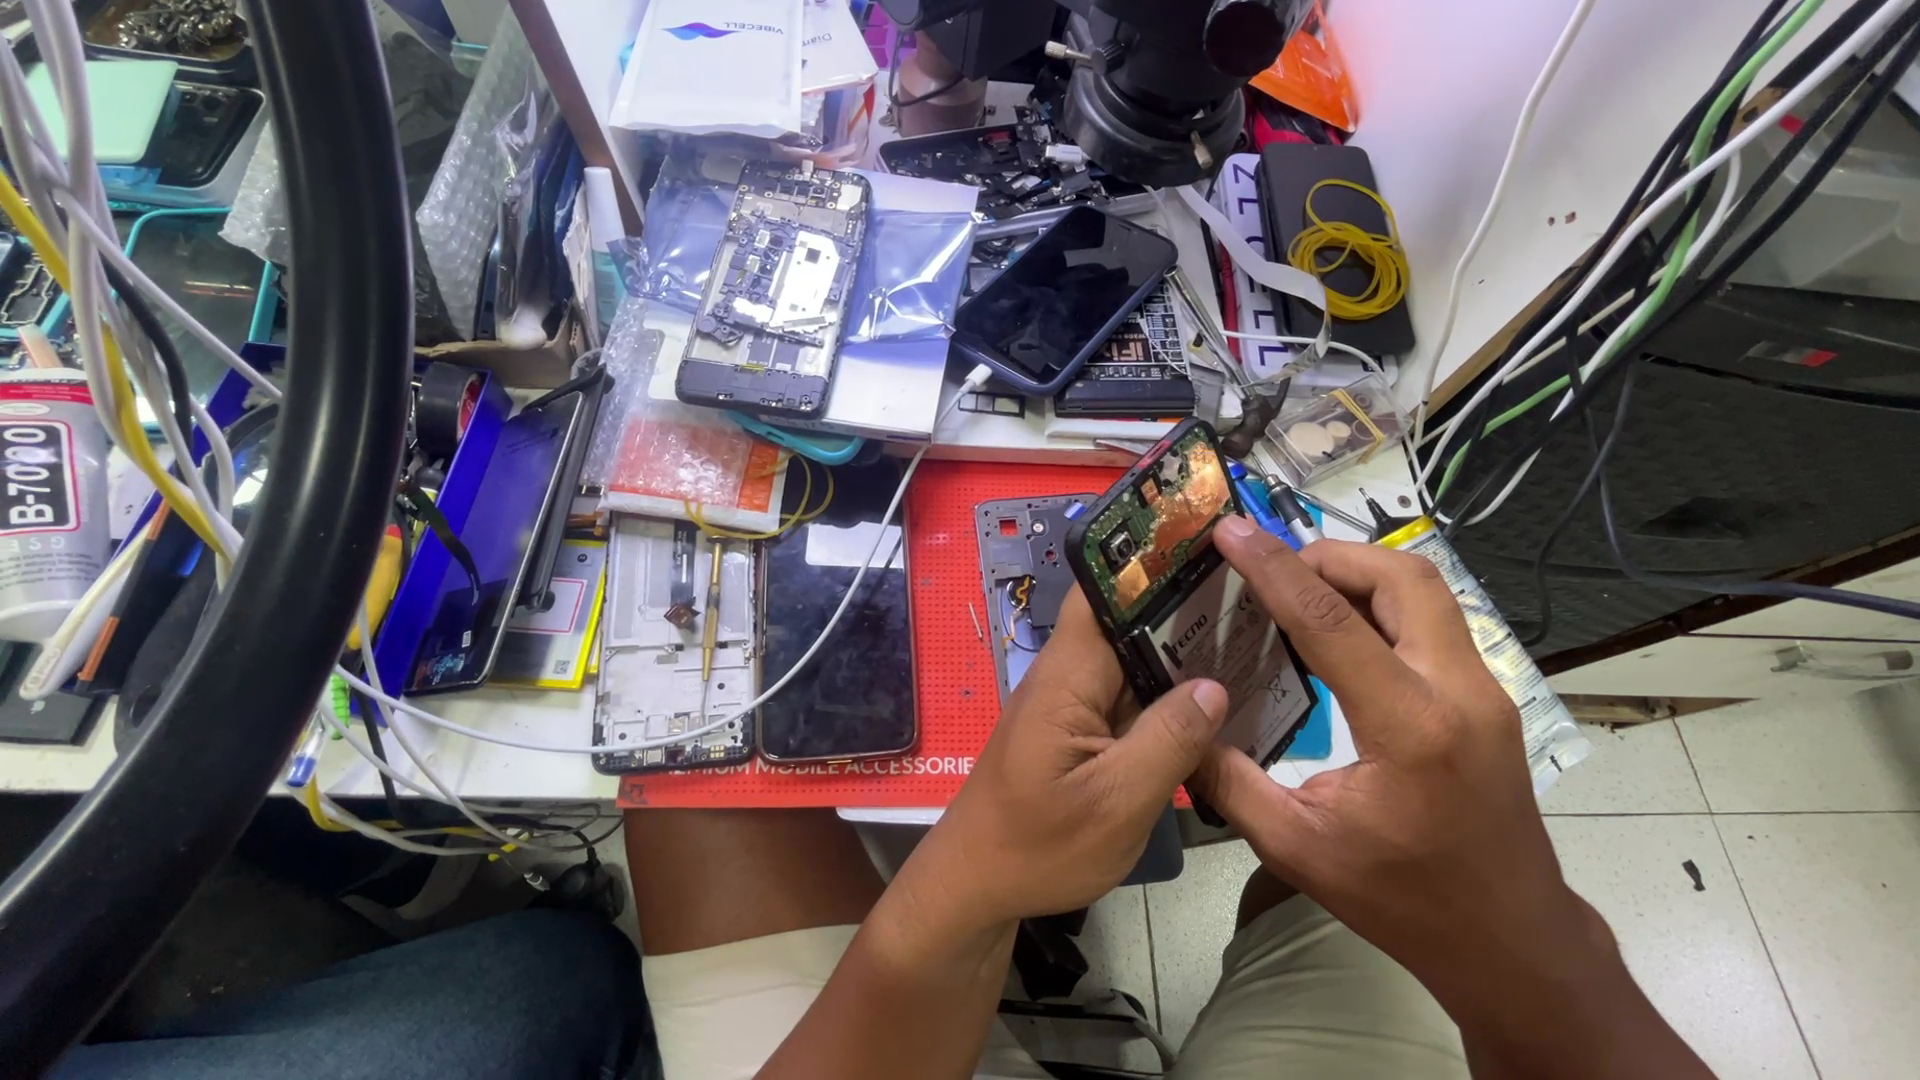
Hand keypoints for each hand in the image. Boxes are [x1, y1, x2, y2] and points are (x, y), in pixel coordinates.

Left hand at [902, 587, 1229, 928]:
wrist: (978, 885)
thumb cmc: (1038, 846)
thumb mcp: (1115, 803)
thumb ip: (1167, 742)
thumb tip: (1214, 685)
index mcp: (1068, 677)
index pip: (1103, 594)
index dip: (1148, 561)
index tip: (1206, 541)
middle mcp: (1068, 677)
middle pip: (1127, 622)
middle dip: (1184, 605)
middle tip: (1258, 594)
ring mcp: (1073, 704)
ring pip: (1133, 661)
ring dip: (1182, 652)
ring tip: (1253, 634)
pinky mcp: (1079, 731)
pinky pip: (1129, 698)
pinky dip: (1168, 696)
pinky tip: (1217, 699)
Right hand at [1188, 519, 1598, 1008]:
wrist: (1510, 941)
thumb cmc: (1403, 899)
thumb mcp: (1295, 847)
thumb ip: (1229, 779)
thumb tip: (1184, 718)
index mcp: (1409, 728)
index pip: (1332, 621)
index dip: (1274, 569)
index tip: (1231, 532)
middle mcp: (1459, 692)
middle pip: (1403, 577)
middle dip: (1330, 554)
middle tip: (1269, 565)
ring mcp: (1485, 691)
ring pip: (1426, 591)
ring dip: (1360, 572)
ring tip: (1297, 586)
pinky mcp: (1487, 698)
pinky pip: (1433, 621)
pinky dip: (1380, 603)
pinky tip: (1337, 630)